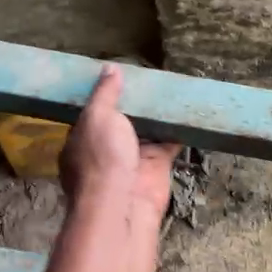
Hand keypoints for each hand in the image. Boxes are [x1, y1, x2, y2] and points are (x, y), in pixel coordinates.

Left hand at [60, 65, 179, 213]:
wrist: (123, 203)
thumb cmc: (101, 159)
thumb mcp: (97, 117)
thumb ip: (105, 93)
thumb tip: (109, 67)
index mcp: (83, 141)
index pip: (93, 113)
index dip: (106, 95)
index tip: (121, 74)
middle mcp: (106, 150)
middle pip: (123, 120)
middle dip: (136, 102)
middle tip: (153, 74)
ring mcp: (133, 157)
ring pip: (148, 128)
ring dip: (159, 112)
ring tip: (173, 83)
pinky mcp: (158, 163)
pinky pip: (170, 139)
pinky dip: (179, 125)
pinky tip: (189, 105)